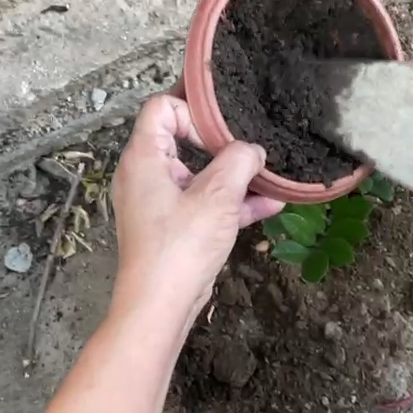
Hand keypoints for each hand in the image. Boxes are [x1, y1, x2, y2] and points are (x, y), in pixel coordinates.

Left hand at [110, 95, 283, 321]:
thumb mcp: (218, 196)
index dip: (194, 111)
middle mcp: (144, 176)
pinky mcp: (172, 229)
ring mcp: (158, 204)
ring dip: (233, 177)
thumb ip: (239, 161)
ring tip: (268, 176)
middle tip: (250, 149)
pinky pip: (203, 205)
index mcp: (143, 158)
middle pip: (182, 140)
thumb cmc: (180, 247)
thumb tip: (252, 151)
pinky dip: (230, 204)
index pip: (161, 108)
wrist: (160, 305)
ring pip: (198, 177)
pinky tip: (268, 205)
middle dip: (221, 145)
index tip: (222, 132)